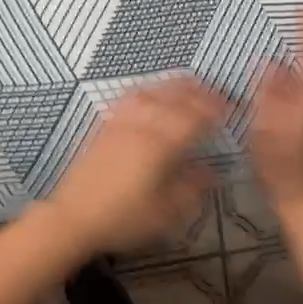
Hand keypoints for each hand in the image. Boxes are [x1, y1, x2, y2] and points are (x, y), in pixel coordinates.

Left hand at [45, 76, 227, 254]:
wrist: (73, 217)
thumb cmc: (124, 219)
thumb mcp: (165, 212)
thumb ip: (191, 188)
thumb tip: (212, 172)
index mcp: (162, 145)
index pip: (194, 117)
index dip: (213, 109)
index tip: (228, 106)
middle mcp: (143, 126)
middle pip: (173, 98)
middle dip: (197, 92)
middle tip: (213, 92)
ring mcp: (122, 122)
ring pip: (152, 92)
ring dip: (173, 86)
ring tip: (187, 84)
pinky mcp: (106, 126)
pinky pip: (130, 98)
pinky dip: (147, 90)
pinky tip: (150, 93)